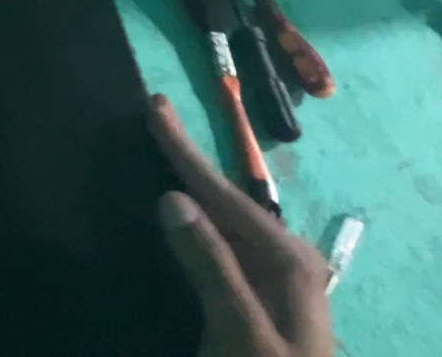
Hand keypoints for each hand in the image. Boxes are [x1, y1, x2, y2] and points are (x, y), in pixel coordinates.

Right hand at [149, 95, 333, 356]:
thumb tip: (172, 197)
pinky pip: (216, 245)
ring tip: (161, 152)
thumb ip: (211, 267)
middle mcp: (282, 262)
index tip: (156, 106)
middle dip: (187, 160)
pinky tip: (176, 211)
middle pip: (222, 198)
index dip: (184, 149)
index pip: (223, 192)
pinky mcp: (253, 302)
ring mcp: (269, 283)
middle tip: (156, 116)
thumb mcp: (243, 336)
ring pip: (219, 220)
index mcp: (285, 261)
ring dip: (188, 187)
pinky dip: (191, 220)